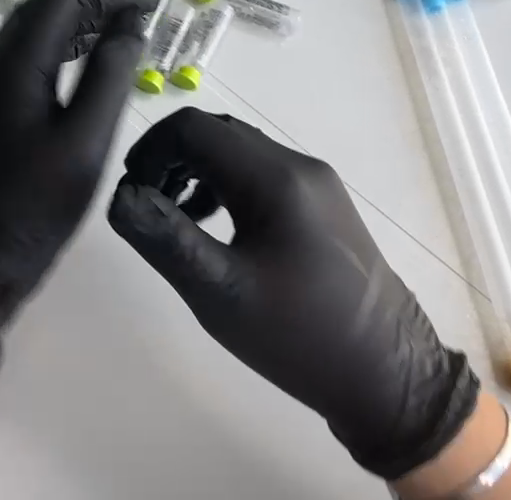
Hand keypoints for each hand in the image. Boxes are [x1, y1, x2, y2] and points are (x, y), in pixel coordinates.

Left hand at [0, 0, 156, 396]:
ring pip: (44, 29)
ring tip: (137, 14)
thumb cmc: (34, 208)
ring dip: (88, 15)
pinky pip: (37, 54)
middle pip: (52, 5)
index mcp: (16, 64)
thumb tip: (129, 26)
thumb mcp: (86, 143)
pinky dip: (71, 43)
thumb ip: (109, 78)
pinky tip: (98, 48)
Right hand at [107, 108, 479, 478]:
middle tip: (144, 201)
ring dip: (194, 171)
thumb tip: (119, 195)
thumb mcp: (218, 292)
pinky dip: (222, 185)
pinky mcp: (321, 205)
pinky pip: (259, 174)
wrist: (391, 382)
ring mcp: (315, 183)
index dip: (151, 148)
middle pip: (216, 133)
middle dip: (169, 158)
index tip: (130, 189)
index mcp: (275, 178)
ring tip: (170, 214)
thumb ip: (162, 236)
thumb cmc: (299, 337)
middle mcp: (298, 165)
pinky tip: (209, 225)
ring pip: (237, 152)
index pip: (193, 128)